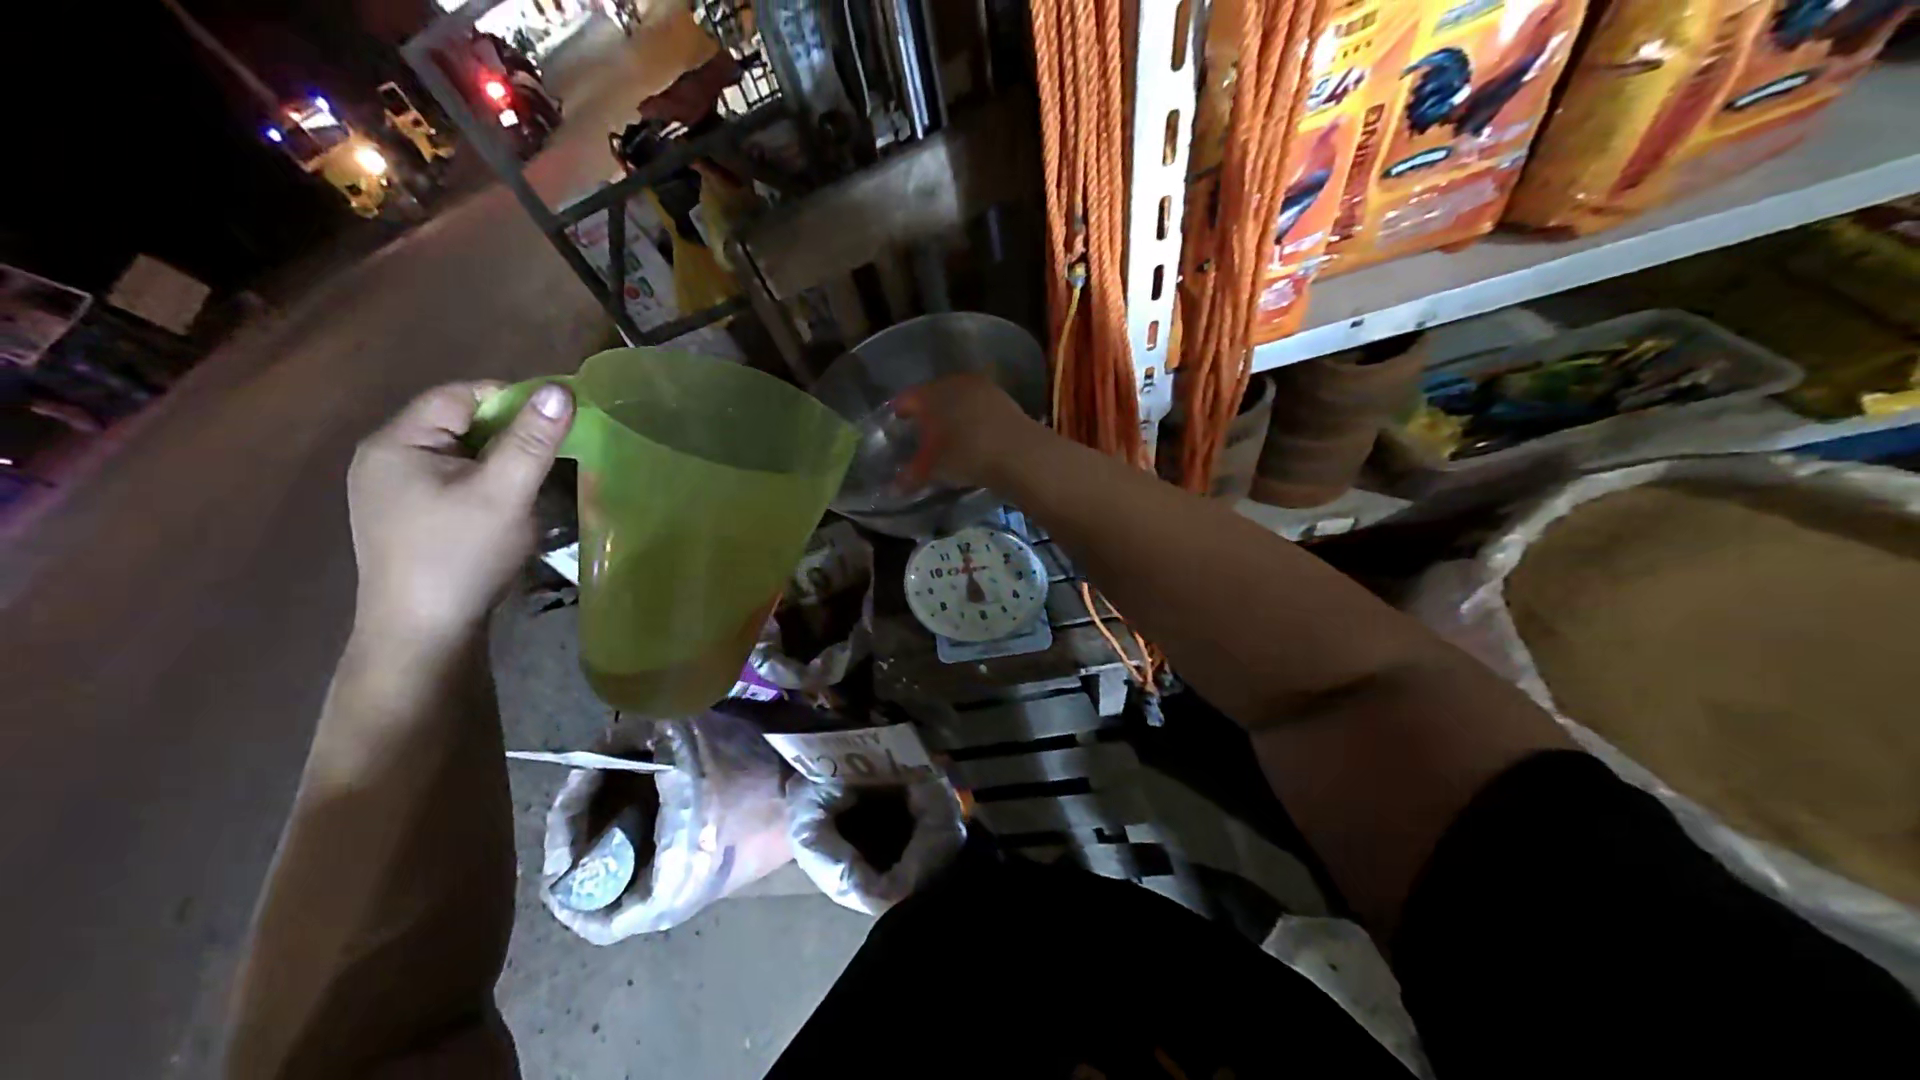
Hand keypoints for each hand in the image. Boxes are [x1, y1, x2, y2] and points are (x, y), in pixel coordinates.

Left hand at [347, 381, 573, 648]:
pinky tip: (506, 507)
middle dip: (508, 434)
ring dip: (500, 461)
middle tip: (550, 456)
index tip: (555, 421)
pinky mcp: (406, 518)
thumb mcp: (505, 493)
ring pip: (459, 455)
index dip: (509, 399)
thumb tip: (559, 389)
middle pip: (457, 424)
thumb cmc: (461, 556)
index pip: (457, 396)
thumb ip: (532, 440)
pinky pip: (453, 481)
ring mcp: (392, 491)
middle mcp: (384, 459)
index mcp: (395, 443)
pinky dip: (485, 483)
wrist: (424, 632)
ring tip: (533, 483)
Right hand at [893, 373, 1047, 490]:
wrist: (1019, 453)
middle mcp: (954, 383)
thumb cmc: (965, 455)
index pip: (907, 398)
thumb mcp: (933, 468)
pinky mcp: (1005, 400)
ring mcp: (983, 388)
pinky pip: (979, 407)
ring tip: (949, 434)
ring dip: (952, 413)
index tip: (897, 422)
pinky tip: (973, 435)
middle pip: (934, 395)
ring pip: (958, 399)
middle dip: (927, 412)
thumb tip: (894, 488)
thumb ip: (911, 475)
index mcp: (930, 394)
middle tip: (922, 430)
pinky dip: (973, 418)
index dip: (899, 411)